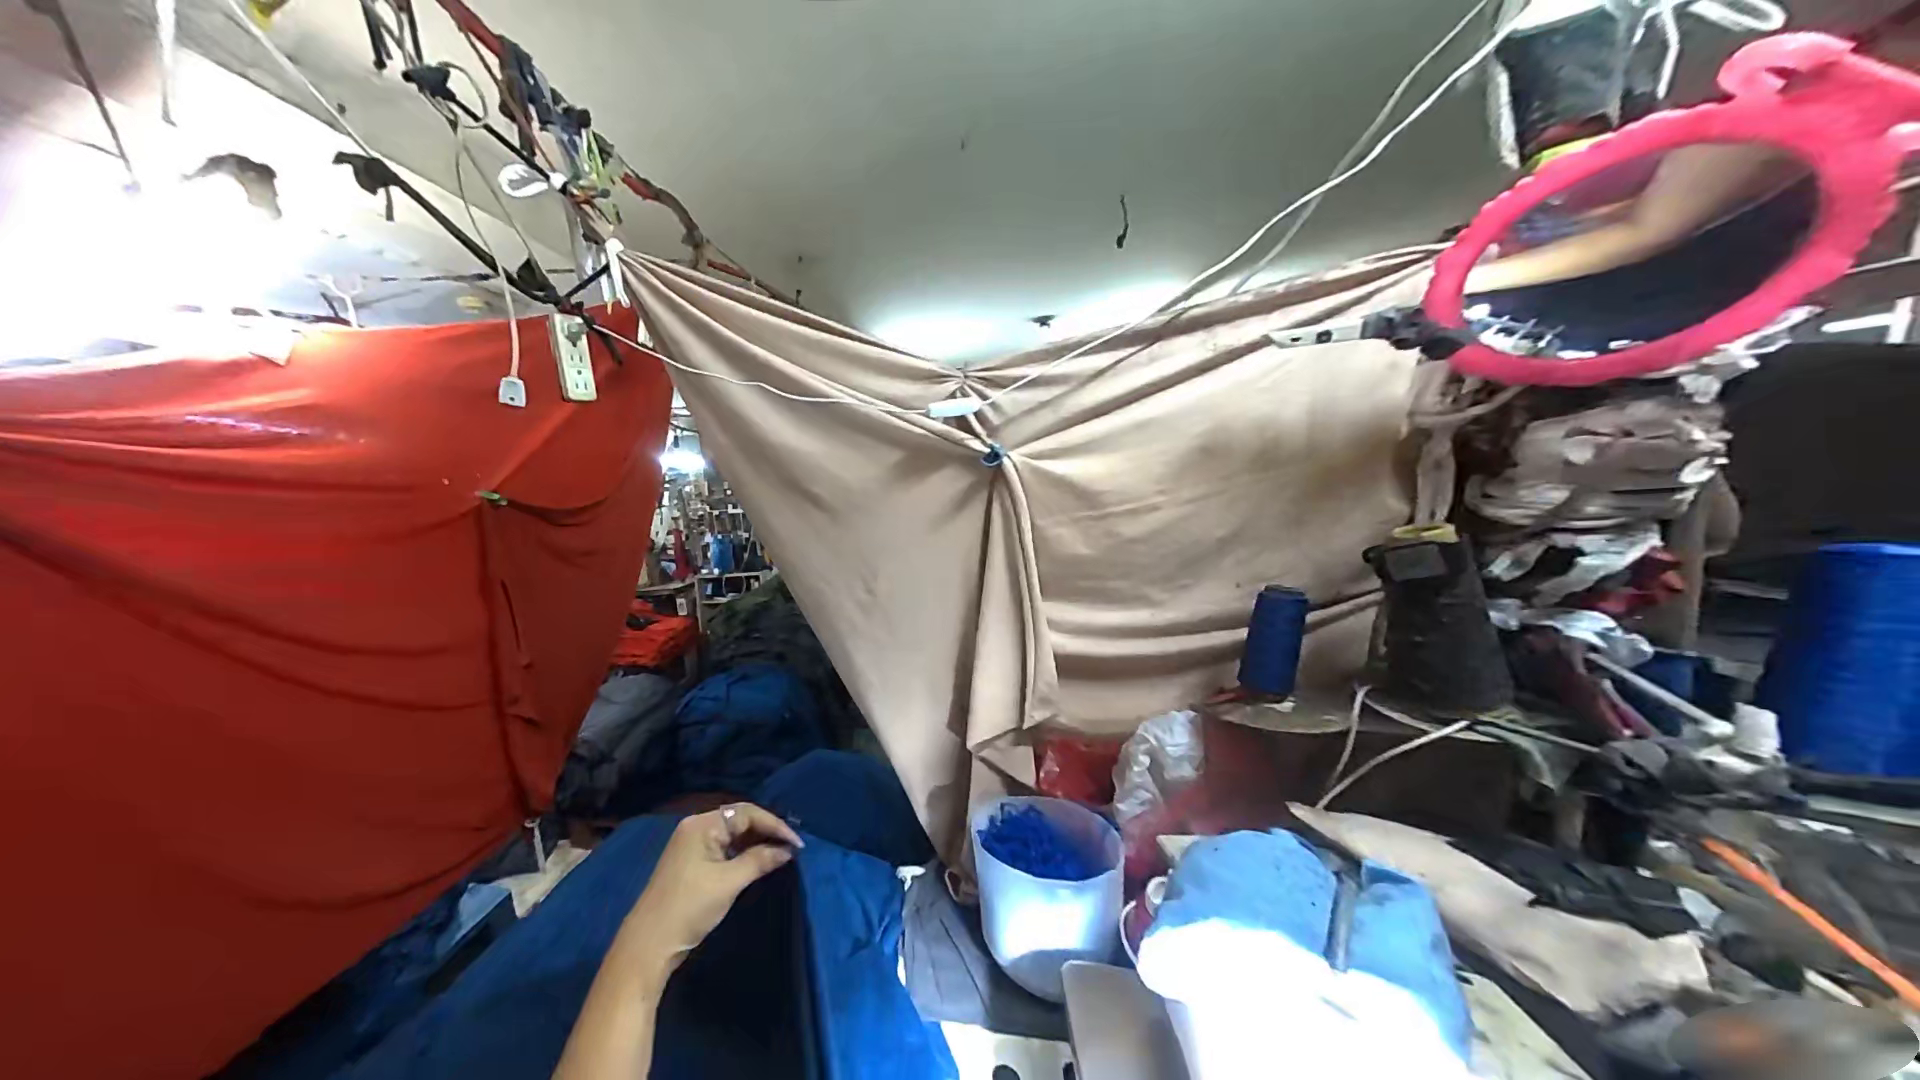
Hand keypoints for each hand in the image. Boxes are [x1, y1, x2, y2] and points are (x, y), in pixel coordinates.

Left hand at [626, 803, 803, 969]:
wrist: (648, 946)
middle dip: (768, 831)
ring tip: (781, 852)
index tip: (797, 843)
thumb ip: (760, 860)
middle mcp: (696, 827)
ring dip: (757, 842)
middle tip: (792, 846)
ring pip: (733, 834)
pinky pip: (725, 847)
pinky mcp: (692, 861)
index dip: (775, 825)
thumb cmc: (689, 908)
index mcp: (702, 824)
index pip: (747, 813)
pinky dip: (744, 852)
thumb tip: (788, 850)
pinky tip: (760, 860)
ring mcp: (692, 844)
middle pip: (740, 819)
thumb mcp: (729, 882)